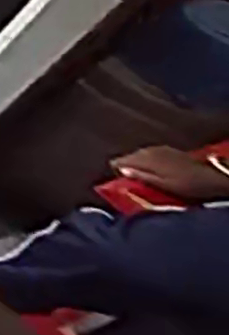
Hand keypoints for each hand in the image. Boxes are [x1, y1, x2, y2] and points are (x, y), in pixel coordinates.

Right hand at [112, 145, 228, 200]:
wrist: (217, 177)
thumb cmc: (191, 185)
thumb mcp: (167, 186)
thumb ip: (142, 177)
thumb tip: (121, 170)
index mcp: (141, 160)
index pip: (116, 161)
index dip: (118, 171)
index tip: (128, 180)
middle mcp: (144, 151)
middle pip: (127, 157)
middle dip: (131, 167)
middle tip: (143, 179)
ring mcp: (156, 148)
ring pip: (139, 155)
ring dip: (142, 163)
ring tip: (154, 174)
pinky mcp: (167, 149)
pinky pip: (151, 153)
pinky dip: (152, 160)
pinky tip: (164, 168)